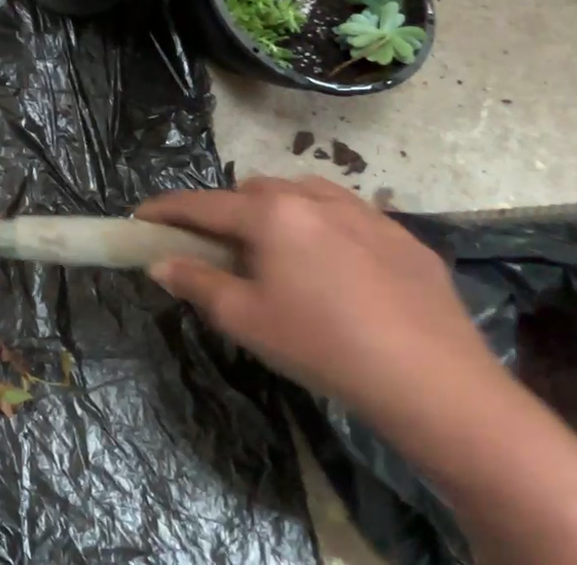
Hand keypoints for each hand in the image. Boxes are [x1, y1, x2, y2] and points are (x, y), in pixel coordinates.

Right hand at [135, 176, 500, 420]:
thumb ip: (196, 282)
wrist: (436, 385)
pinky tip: (333, 263)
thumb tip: (161, 263)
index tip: (140, 217)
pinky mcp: (408, 243)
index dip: (165, 210)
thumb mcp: (243, 318)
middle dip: (227, 208)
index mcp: (271, 215)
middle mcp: (316, 201)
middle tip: (215, 243)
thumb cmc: (322, 345)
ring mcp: (369, 218)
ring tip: (274, 244)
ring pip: (307, 193)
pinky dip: (327, 226)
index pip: (202, 203)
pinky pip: (352, 216)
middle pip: (255, 190)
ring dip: (279, 208)